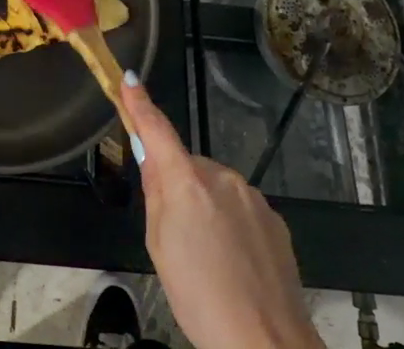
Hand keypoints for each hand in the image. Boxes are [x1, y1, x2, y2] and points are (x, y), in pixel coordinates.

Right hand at [122, 72, 322, 348]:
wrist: (266, 339)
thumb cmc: (199, 297)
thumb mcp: (159, 247)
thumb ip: (156, 197)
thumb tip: (154, 164)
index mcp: (186, 181)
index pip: (156, 130)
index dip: (139, 104)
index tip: (129, 80)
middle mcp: (222, 177)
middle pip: (188, 166)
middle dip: (178, 186)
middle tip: (174, 234)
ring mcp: (252, 196)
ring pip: (216, 189)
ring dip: (206, 208)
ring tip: (208, 259)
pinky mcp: (274, 218)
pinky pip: (240, 209)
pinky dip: (231, 225)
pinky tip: (234, 264)